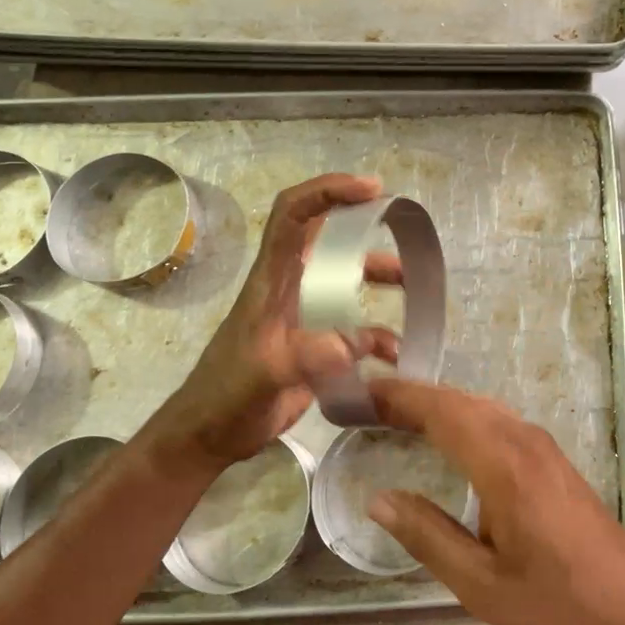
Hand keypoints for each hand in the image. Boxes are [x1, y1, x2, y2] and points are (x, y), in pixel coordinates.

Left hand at [139, 174, 400, 477]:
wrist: (211, 435)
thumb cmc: (225, 395)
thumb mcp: (263, 372)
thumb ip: (306, 355)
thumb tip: (352, 344)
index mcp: (272, 279)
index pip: (294, 214)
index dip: (329, 191)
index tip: (371, 190)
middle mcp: (290, 286)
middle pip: (328, 238)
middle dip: (365, 227)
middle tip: (403, 228)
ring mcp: (304, 315)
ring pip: (347, 280)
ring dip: (379, 276)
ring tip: (412, 285)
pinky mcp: (316, 344)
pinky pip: (355, 328)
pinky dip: (378, 335)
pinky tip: (397, 352)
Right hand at [366, 378, 624, 624]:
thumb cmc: (551, 594)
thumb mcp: (478, 580)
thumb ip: (427, 536)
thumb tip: (378, 499)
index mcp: (501, 464)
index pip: (443, 412)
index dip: (400, 397)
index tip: (362, 393)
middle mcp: (522, 441)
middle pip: (461, 402)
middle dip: (414, 396)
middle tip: (368, 403)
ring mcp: (541, 445)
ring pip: (482, 407)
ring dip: (440, 404)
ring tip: (398, 415)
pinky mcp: (550, 456)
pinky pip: (499, 420)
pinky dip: (464, 417)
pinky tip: (449, 436)